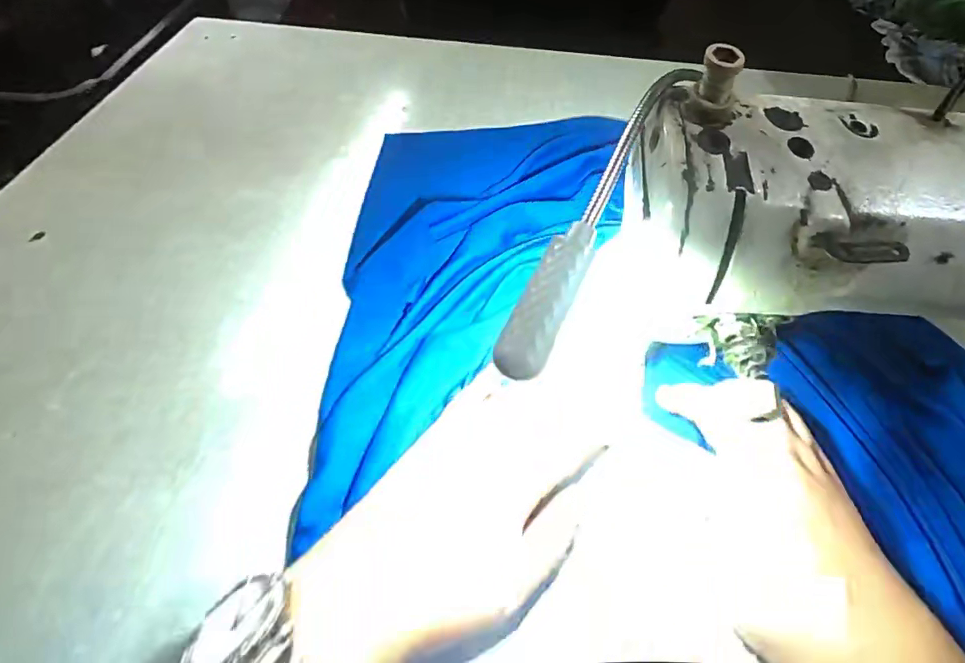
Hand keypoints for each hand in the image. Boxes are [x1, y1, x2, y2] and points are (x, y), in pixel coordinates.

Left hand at [285, 376, 604, 662]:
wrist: (345, 602)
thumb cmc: (436, 600)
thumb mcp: (506, 590)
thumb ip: (552, 539)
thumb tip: (581, 497)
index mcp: (520, 485)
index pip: (571, 449)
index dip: (598, 432)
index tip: (620, 417)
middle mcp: (495, 452)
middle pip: (547, 413)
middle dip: (578, 392)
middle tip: (602, 370)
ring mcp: (460, 442)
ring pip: (513, 400)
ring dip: (543, 380)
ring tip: (566, 362)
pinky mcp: (430, 443)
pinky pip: (467, 400)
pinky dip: (490, 380)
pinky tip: (503, 368)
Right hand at [655, 379, 964, 662]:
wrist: (868, 624)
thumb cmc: (796, 607)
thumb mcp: (732, 575)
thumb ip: (707, 520)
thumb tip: (688, 481)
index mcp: (763, 471)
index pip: (719, 415)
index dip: (689, 400)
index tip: (666, 394)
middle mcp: (791, 452)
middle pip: (753, 397)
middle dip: (718, 393)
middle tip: (691, 401)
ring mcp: (816, 460)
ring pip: (779, 405)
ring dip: (746, 400)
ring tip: (723, 411)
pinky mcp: (832, 474)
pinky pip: (797, 423)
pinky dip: (772, 415)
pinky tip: (764, 437)